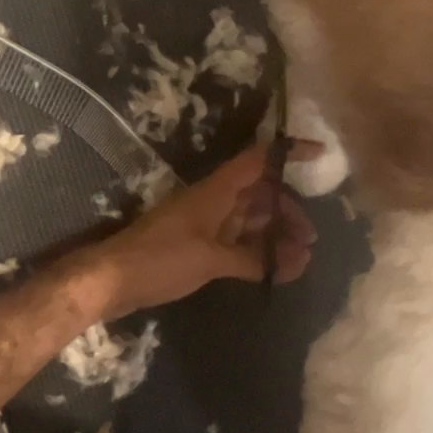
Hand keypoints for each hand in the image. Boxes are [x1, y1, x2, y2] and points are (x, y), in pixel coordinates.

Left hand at [83, 142, 317, 319]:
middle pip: (258, 195)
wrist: (112, 279)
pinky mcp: (194, 247)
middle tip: (311, 240)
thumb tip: (292, 261)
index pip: (257, 161)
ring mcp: (202, 225)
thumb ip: (252, 259)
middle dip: (287, 212)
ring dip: (274, 236)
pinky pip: (233, 242)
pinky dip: (255, 253)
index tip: (320, 154)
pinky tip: (275, 270)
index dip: (287, 153)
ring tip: (301, 260)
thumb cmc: (160, 259)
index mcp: (214, 192)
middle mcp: (211, 203)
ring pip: (247, 221)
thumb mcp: (210, 259)